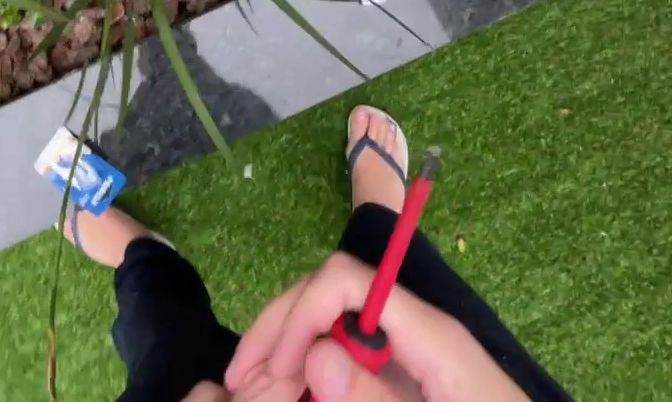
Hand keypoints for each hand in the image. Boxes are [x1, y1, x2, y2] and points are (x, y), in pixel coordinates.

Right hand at [225, 254, 526, 401]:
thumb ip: (378, 399)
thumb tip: (314, 353)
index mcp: (429, 332)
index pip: (345, 281)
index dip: (301, 313)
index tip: (277, 369)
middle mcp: (414, 325)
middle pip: (328, 292)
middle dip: (279, 326)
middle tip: (241, 378)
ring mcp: (411, 346)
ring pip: (331, 318)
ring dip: (286, 344)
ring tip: (254, 383)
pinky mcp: (409, 370)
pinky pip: (349, 348)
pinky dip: (312, 365)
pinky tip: (292, 387)